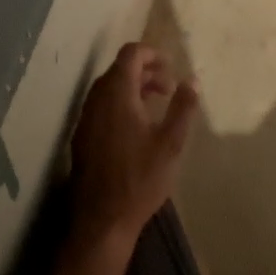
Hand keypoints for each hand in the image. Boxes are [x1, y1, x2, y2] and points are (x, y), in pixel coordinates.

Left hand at [70, 43, 199, 243]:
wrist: (101, 221)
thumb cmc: (140, 178)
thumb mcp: (170, 143)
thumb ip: (183, 107)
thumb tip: (193, 79)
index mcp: (117, 93)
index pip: (130, 53)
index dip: (152, 53)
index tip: (171, 68)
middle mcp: (97, 99)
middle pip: (119, 69)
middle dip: (145, 71)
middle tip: (169, 88)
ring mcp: (86, 118)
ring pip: (109, 88)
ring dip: (133, 88)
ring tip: (156, 105)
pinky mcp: (82, 137)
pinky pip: (102, 106)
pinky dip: (120, 104)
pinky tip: (137, 127)